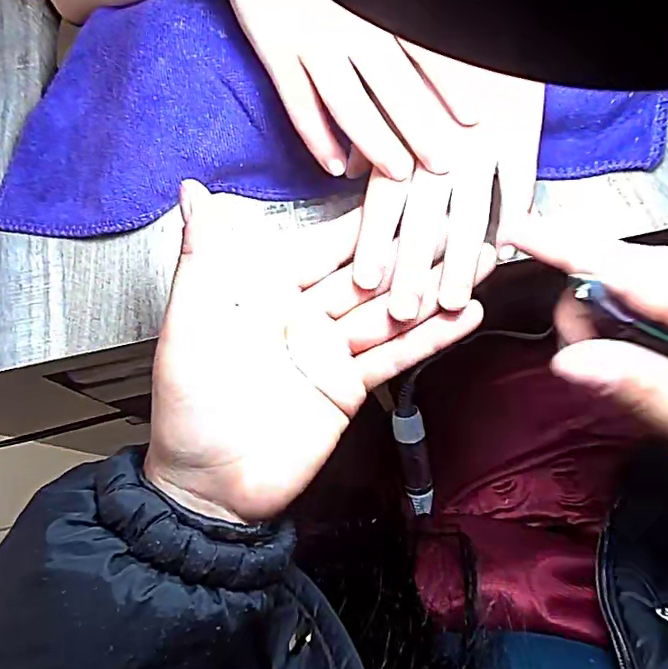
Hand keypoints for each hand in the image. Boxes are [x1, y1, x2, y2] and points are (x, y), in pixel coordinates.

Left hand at [145, 182, 488, 523]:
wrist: (208, 481)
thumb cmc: (188, 399)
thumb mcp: (190, 319)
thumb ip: (200, 254)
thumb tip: (191, 191)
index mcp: (268, 289)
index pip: (324, 245)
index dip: (367, 221)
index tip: (409, 187)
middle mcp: (304, 313)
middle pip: (367, 274)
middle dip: (415, 247)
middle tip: (463, 217)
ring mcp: (328, 350)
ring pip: (388, 310)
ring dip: (432, 286)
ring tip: (479, 259)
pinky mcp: (346, 387)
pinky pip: (391, 357)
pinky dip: (428, 338)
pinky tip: (461, 315)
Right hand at [189, 0, 464, 180]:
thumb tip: (444, 22)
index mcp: (376, 0)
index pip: (423, 49)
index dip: (451, 86)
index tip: (474, 119)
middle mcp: (349, 24)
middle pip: (391, 87)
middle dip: (420, 128)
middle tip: (444, 164)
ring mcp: (309, 41)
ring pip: (346, 103)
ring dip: (373, 142)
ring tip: (397, 172)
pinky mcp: (276, 52)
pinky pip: (297, 104)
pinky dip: (315, 137)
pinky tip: (333, 165)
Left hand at [353, 67, 543, 319]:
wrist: (482, 19)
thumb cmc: (427, 53)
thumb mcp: (385, 86)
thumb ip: (370, 134)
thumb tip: (351, 169)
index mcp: (400, 135)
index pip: (382, 201)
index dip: (375, 243)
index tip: (367, 280)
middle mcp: (438, 145)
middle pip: (422, 218)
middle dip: (412, 269)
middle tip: (404, 310)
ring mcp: (483, 141)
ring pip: (470, 212)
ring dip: (460, 260)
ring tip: (451, 299)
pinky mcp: (523, 132)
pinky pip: (520, 183)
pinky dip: (514, 218)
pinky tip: (503, 253)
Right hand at [498, 215, 667, 525]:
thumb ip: (644, 390)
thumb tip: (568, 359)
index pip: (637, 269)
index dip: (568, 249)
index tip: (513, 228)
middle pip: (636, 266)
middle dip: (592, 304)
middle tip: (588, 361)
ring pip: (646, 275)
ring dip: (613, 313)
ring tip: (626, 366)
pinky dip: (639, 316)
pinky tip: (650, 351)